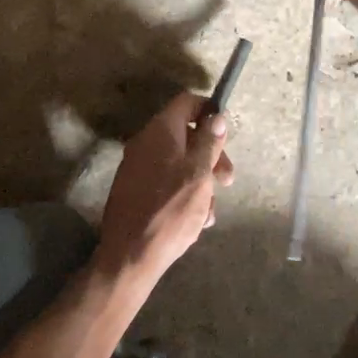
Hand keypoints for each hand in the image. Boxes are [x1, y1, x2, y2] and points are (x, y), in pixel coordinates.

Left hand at [94, 91, 234, 284]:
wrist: (129, 256)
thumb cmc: (171, 209)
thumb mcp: (199, 174)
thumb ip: (209, 142)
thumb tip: (216, 116)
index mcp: (160, 130)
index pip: (186, 102)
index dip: (208, 110)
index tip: (226, 131)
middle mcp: (145, 142)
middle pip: (184, 135)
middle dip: (210, 154)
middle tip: (227, 179)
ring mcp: (137, 167)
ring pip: (178, 163)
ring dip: (199, 181)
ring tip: (210, 211)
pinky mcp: (134, 190)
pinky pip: (165, 182)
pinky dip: (183, 194)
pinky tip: (195, 221)